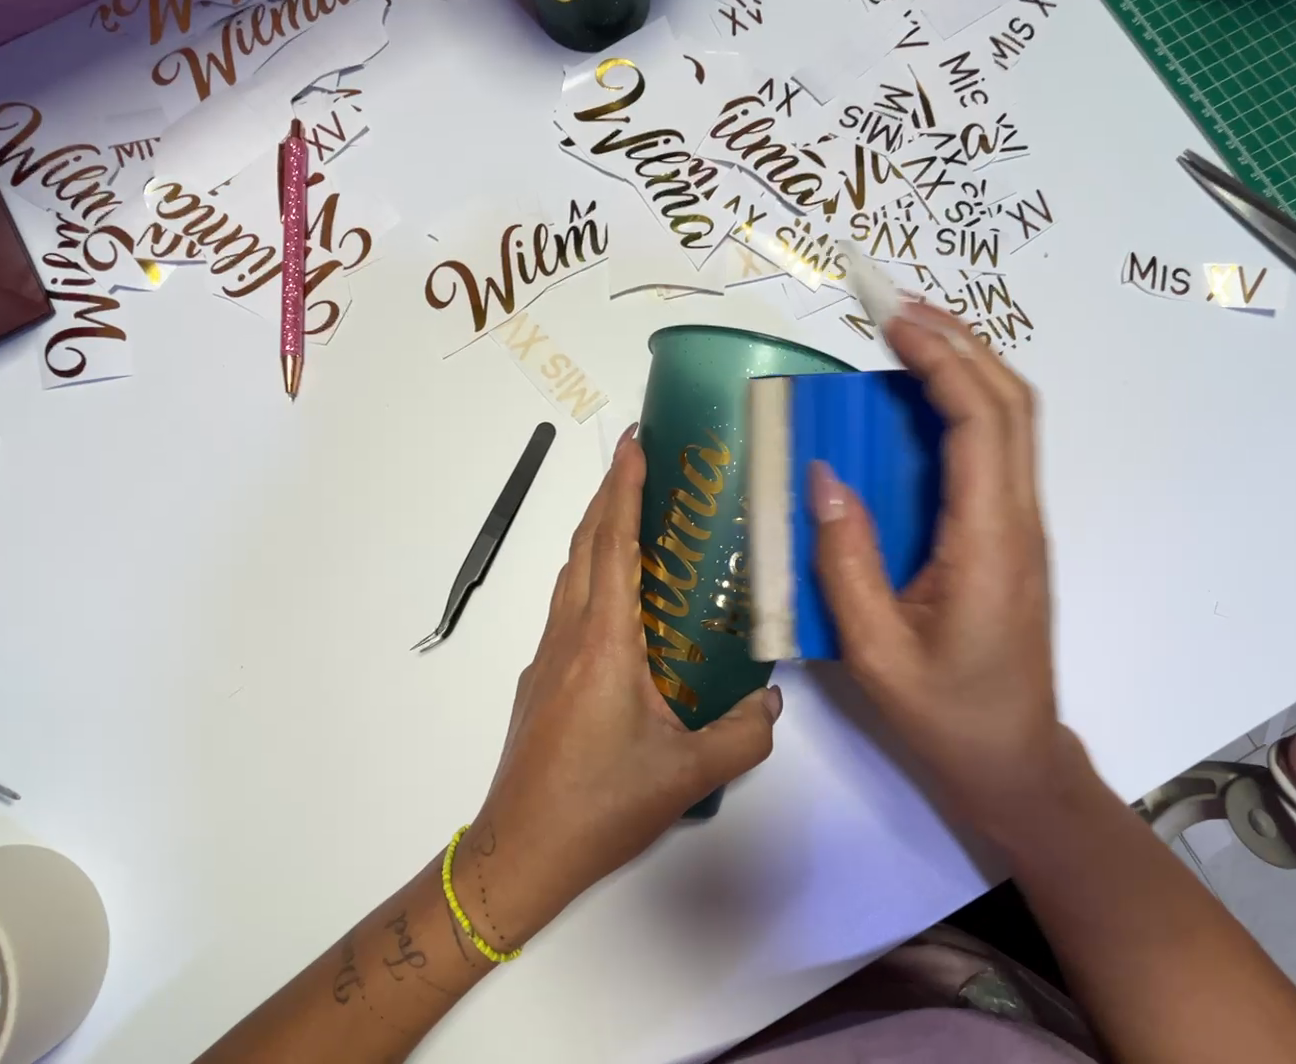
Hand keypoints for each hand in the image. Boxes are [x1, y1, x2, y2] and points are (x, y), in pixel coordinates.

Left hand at [457, 428, 782, 950]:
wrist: (522, 851)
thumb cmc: (601, 806)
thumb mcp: (686, 775)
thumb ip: (741, 735)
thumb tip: (772, 700)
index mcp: (605, 644)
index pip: (614, 546)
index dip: (624, 490)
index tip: (635, 443)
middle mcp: (568, 637)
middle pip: (584, 547)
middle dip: (608, 496)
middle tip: (641, 462)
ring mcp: (546, 657)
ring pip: (569, 575)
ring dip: (595, 534)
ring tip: (630, 514)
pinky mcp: (539, 680)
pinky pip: (566, 607)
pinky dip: (588, 576)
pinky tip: (614, 598)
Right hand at [809, 302, 1071, 835]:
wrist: (1012, 758)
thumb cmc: (945, 713)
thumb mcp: (875, 651)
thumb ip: (845, 563)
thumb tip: (822, 476)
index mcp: (989, 541)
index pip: (982, 423)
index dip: (942, 360)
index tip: (892, 320)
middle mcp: (1017, 520)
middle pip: (1011, 404)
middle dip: (960, 342)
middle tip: (896, 308)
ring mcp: (1018, 527)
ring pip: (1010, 423)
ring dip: (964, 368)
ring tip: (905, 337)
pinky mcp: (1005, 537)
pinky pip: (992, 453)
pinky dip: (959, 408)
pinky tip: (914, 407)